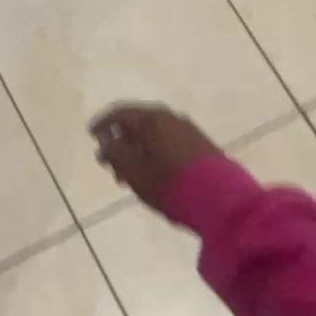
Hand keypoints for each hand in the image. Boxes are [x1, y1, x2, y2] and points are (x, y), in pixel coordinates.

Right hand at [90, 104, 220, 217]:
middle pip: (137, 123)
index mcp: (150, 119)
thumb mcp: (133, 172)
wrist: (224, 202)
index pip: (118, 113)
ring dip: (138, 149)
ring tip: (131, 174)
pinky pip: (170, 142)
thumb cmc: (169, 185)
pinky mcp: (203, 145)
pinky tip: (154, 173)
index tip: (91, 136)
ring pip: (154, 134)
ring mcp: (189, 130)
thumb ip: (113, 153)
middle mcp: (169, 117)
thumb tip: (104, 142)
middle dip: (121, 141)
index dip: (101, 124)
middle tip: (111, 162)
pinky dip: (155, 152)